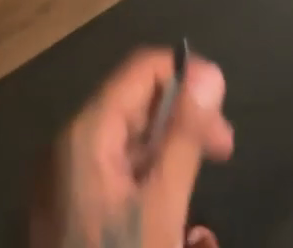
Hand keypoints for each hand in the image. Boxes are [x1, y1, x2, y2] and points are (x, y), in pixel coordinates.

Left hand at [29, 49, 232, 247]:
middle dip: (185, 120)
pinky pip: (120, 173)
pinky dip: (152, 182)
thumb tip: (210, 72)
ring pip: (133, 141)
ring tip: (201, 196)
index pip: (141, 69)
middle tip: (224, 150)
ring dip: (174, 156)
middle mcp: (70, 146)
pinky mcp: (72, 209)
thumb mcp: (161, 203)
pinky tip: (176, 223)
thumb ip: (185, 134)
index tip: (222, 106)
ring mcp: (68, 179)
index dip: (186, 74)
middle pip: (138, 103)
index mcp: (85, 135)